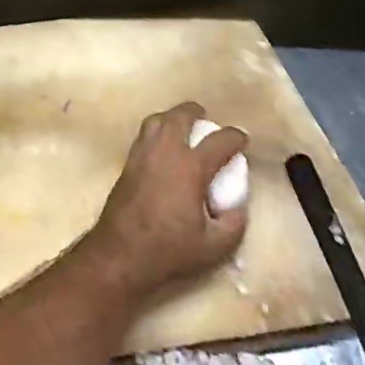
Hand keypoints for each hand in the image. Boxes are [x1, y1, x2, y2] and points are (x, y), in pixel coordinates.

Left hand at [79, 102, 248, 300]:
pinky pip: (144, 135)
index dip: (234, 137)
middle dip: (195, 112)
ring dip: (172, 117)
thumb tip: (239, 205)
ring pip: (156, 120)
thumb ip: (234, 223)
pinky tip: (163, 146)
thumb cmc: (170, 249)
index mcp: (190, 167)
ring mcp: (142, 154)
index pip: (218, 142)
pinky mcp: (128, 162)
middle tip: (205, 118)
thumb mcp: (215, 246)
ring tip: (182, 126)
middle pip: (179, 116)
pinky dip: (157, 130)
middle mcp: (164, 152)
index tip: (242, 139)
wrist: (121, 252)